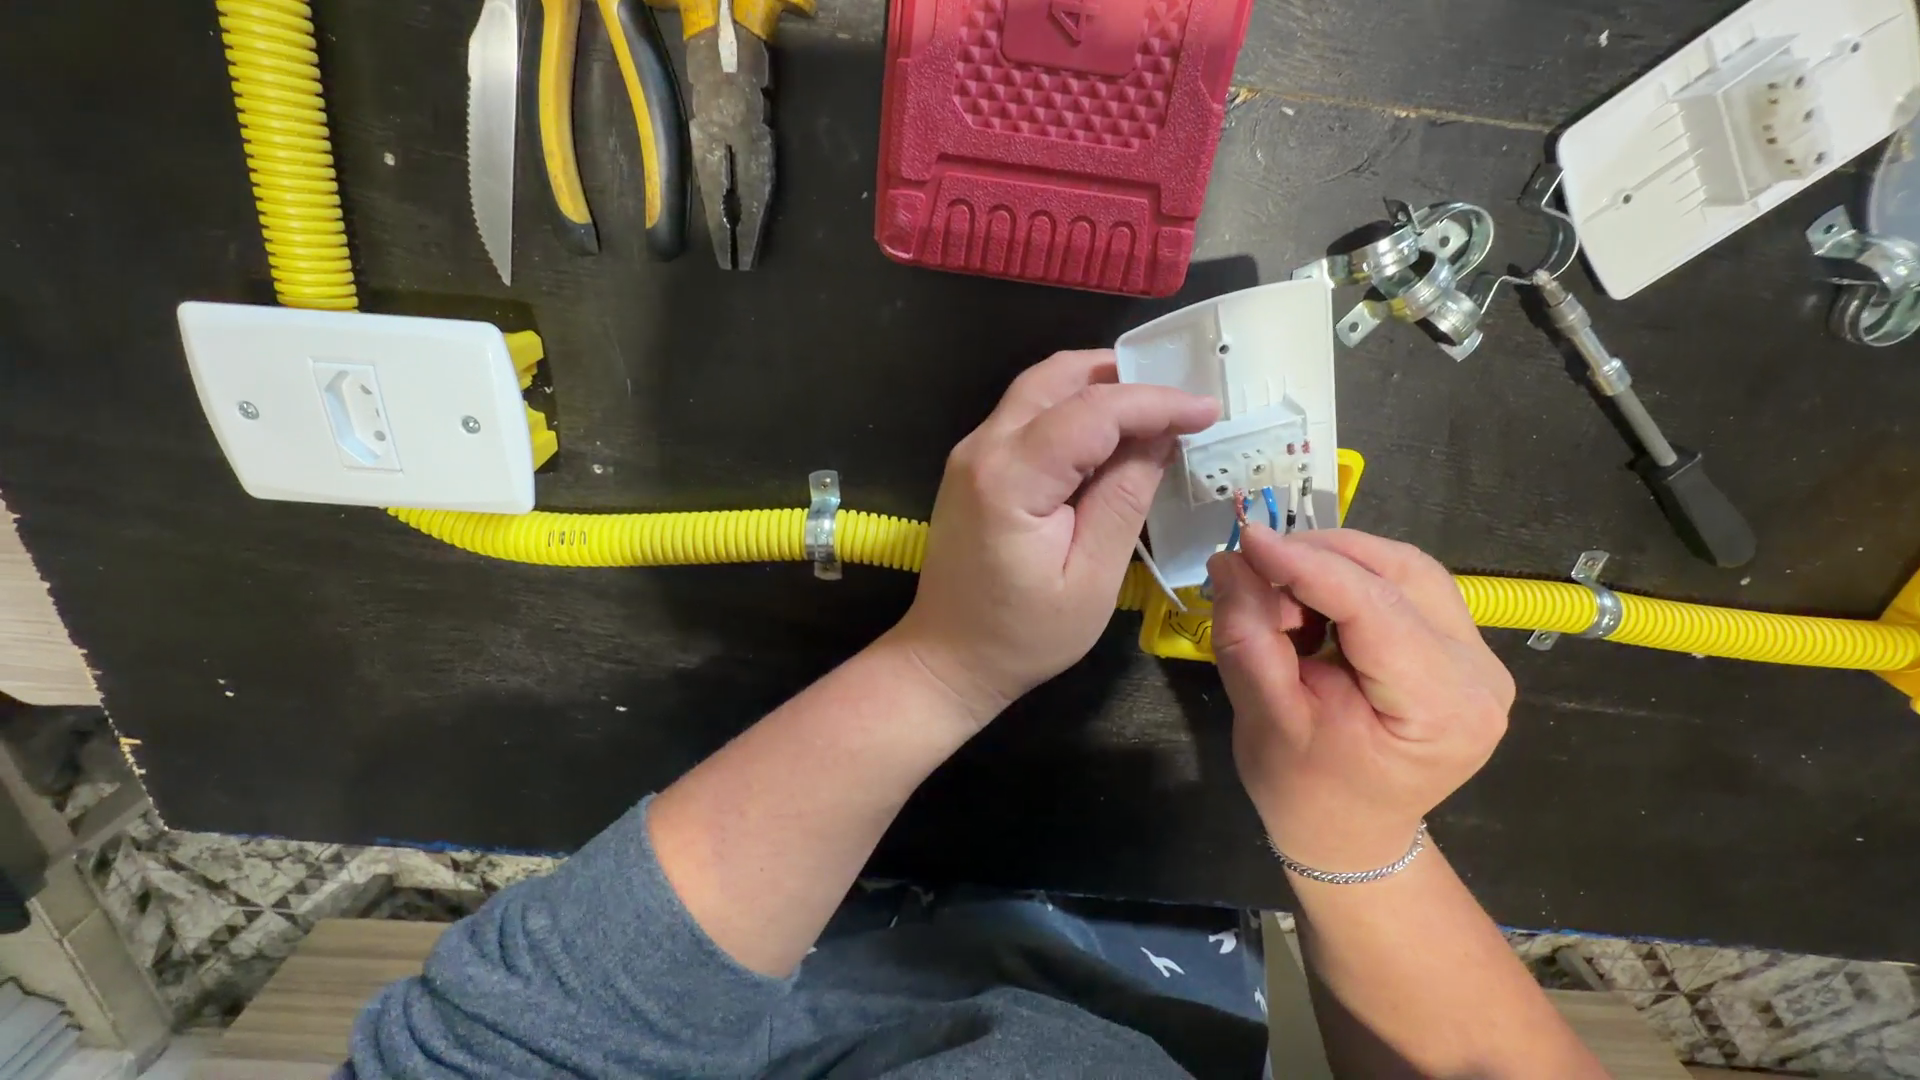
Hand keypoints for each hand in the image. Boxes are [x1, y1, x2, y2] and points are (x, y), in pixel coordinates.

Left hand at [887, 350, 1216, 727]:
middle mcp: (981, 449)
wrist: (948, 658)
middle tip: (1176, 398)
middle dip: (1122, 377)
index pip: (1091, 412)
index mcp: (1010, 479)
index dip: (1154, 402)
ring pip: (1037, 390)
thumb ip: (1124, 500)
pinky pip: (1025, 416)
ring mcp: (970, 454)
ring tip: (1151, 411)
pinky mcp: (972, 467)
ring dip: (1094, 388)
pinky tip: (1107, 436)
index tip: (1206, 410)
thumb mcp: (1090, 579)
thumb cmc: (1023, 635)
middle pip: (1054, 378)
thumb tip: (1158, 439)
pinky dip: (1070, 410)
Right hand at [1207, 527, 1513, 872]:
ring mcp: (1477, 659)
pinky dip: (1348, 581)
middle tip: (1255, 563)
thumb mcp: (1264, 718)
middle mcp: (1478, 675)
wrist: (1350, 836)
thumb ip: (1247, 635)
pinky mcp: (1459, 649)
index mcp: (1439, 708)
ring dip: (1333, 564)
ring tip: (1278, 590)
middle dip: (1321, 555)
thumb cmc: (1304, 791)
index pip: (1374, 608)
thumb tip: (1230, 561)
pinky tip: (1309, 605)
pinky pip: (1404, 588)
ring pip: (1405, 570)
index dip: (1307, 565)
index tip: (1247, 537)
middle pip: (1402, 572)